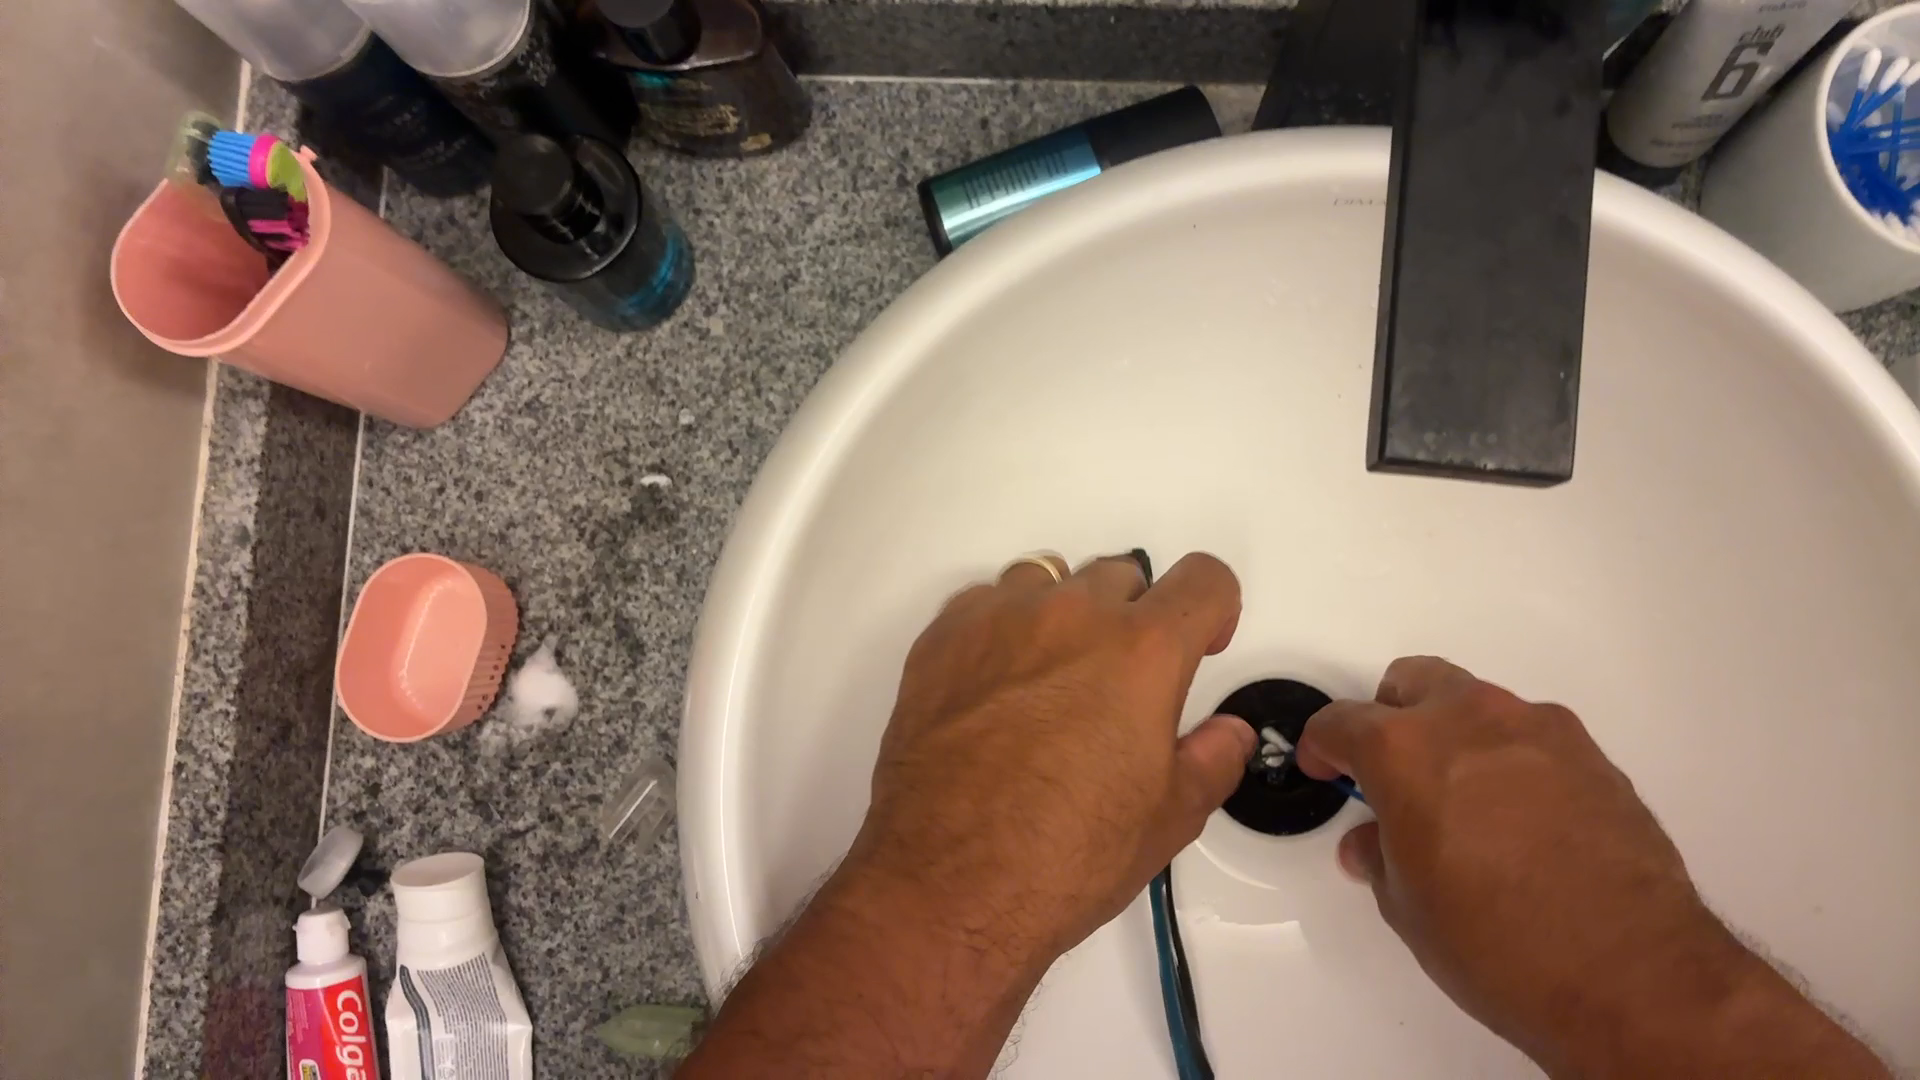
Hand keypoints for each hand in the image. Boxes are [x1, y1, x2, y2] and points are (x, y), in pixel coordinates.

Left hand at [845, 550, 1254, 962]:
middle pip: (1121, 575)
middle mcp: (1071, 614)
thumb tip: (1229, 732)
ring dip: (1063, 616)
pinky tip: (992, 686)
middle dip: (1132, 618)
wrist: (946, 880)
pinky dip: (1001, 628)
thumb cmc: (1067, 854)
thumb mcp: (1167, 820)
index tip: (1200, 645)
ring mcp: (998, 617)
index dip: (1214, 609)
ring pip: (1049, 579)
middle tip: (1113, 684)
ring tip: (1049, 681)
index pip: (1204, 579)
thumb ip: (1212, 759)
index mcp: (1141, 650)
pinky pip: (985, 602)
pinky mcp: (941, 635)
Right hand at [1296, 656, 1888, 1078]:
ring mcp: (1537, 731)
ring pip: (1475, 704)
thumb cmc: (1493, 941)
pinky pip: (1529, 739)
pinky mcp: (1594, 758)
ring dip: (1454, 736)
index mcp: (1401, 747)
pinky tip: (1522, 820)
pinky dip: (1510, 762)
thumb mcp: (1404, 904)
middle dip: (1389, 716)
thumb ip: (1379, 852)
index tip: (1324, 770)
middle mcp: (1467, 718)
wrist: (1639, 983)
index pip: (1338, 721)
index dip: (1321, 747)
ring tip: (1464, 801)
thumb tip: (1375, 842)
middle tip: (1392, 772)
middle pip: (1410, 681)